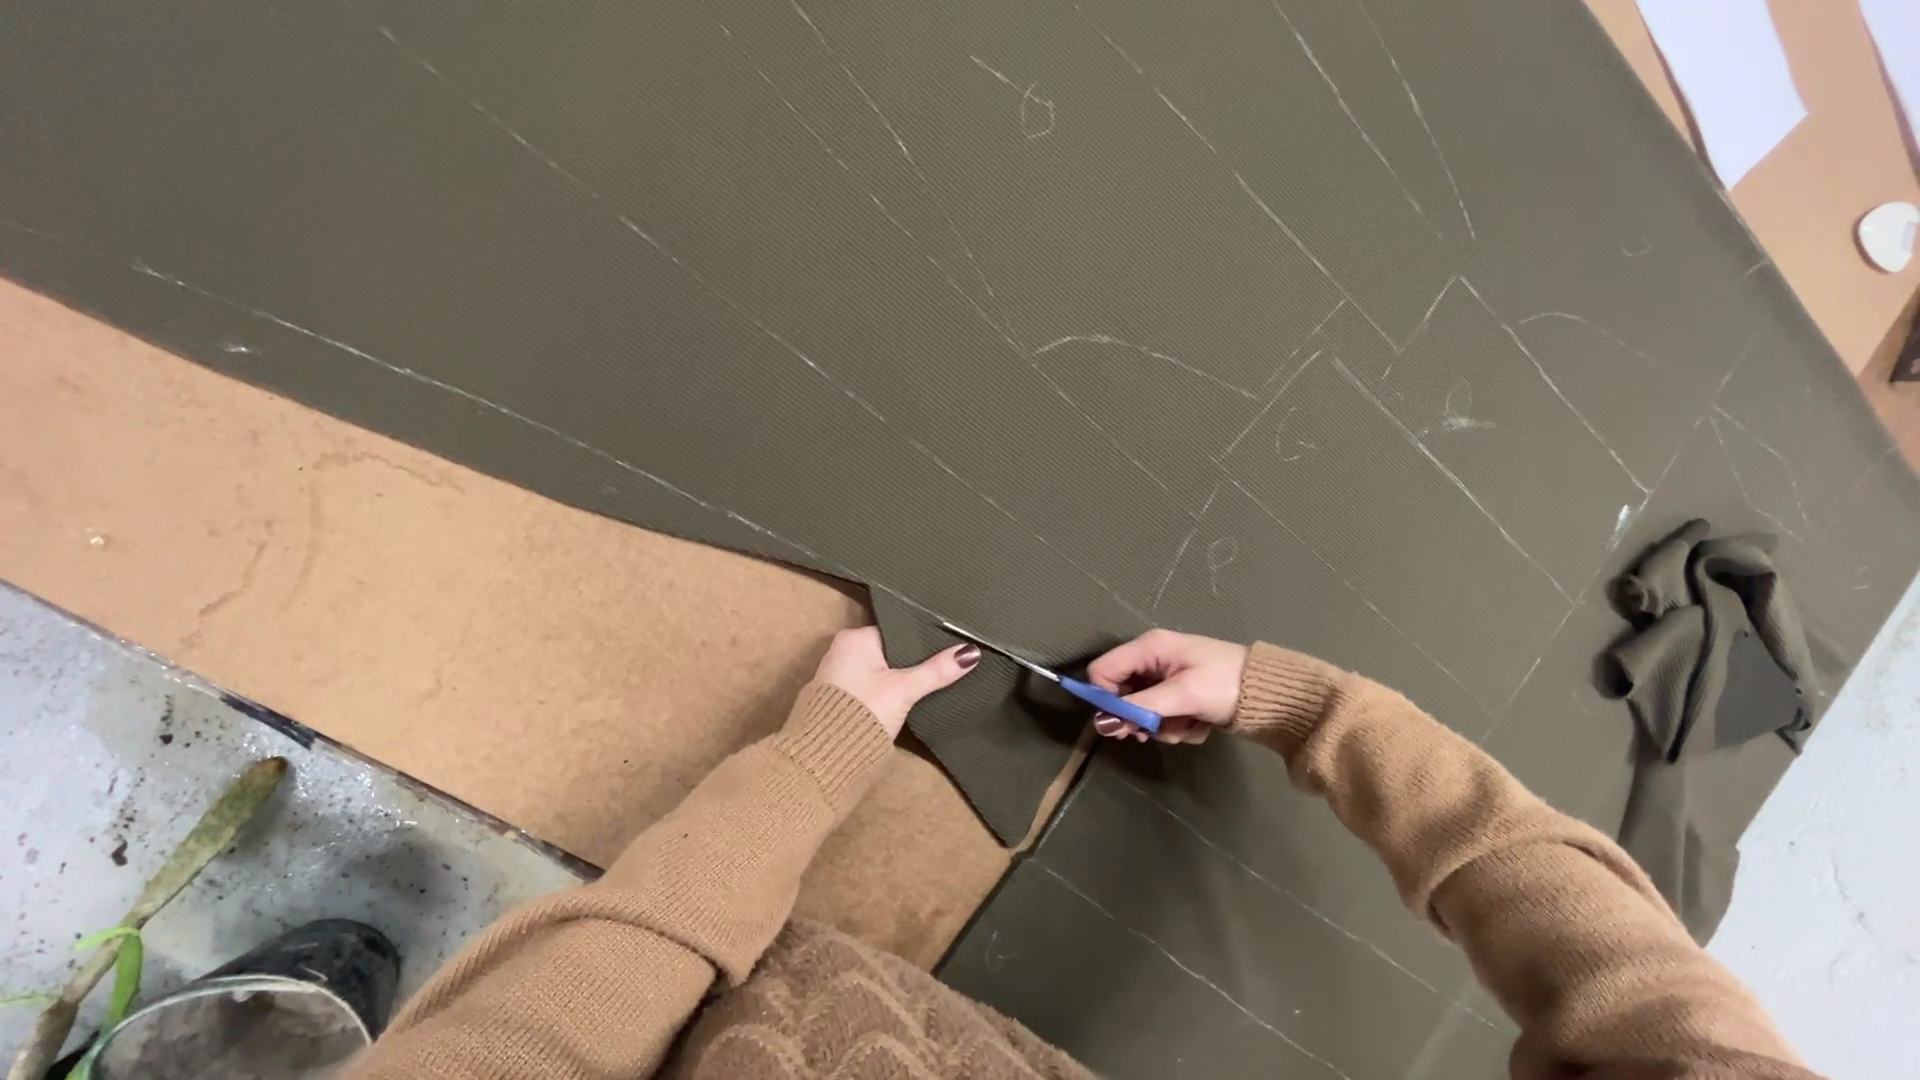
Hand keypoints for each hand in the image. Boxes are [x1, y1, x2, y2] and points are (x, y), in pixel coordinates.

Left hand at [813, 626, 979, 737]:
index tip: (949, 646)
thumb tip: (971, 652)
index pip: (898, 631)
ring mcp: (840, 676)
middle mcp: (843, 651)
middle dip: (914, 660)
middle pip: (891, 650)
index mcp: (854, 638)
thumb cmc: (861, 713)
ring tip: (933, 680)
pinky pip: (874, 686)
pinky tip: (908, 698)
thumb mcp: (904, 689)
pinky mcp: (843, 699)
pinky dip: (890, 691)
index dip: (923, 640)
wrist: (826, 758)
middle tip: (946, 663)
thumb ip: (936, 670)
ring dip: (901, 678)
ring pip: (883, 670)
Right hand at [1086, 629, 1248, 743]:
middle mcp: (1153, 660)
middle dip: (1138, 718)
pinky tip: (1199, 724)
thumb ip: (1140, 708)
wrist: (1274, 694)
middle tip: (1150, 734)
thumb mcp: (1182, 695)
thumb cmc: (1226, 684)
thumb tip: (1101, 722)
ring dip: (1163, 726)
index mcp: (1149, 648)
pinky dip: (1178, 726)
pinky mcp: (1181, 696)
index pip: (1102, 671)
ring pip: (1144, 711)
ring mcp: (1167, 679)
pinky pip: (1164, 717)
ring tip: (1188, 725)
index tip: (1121, 724)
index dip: (1105, 698)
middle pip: (1122, 694)